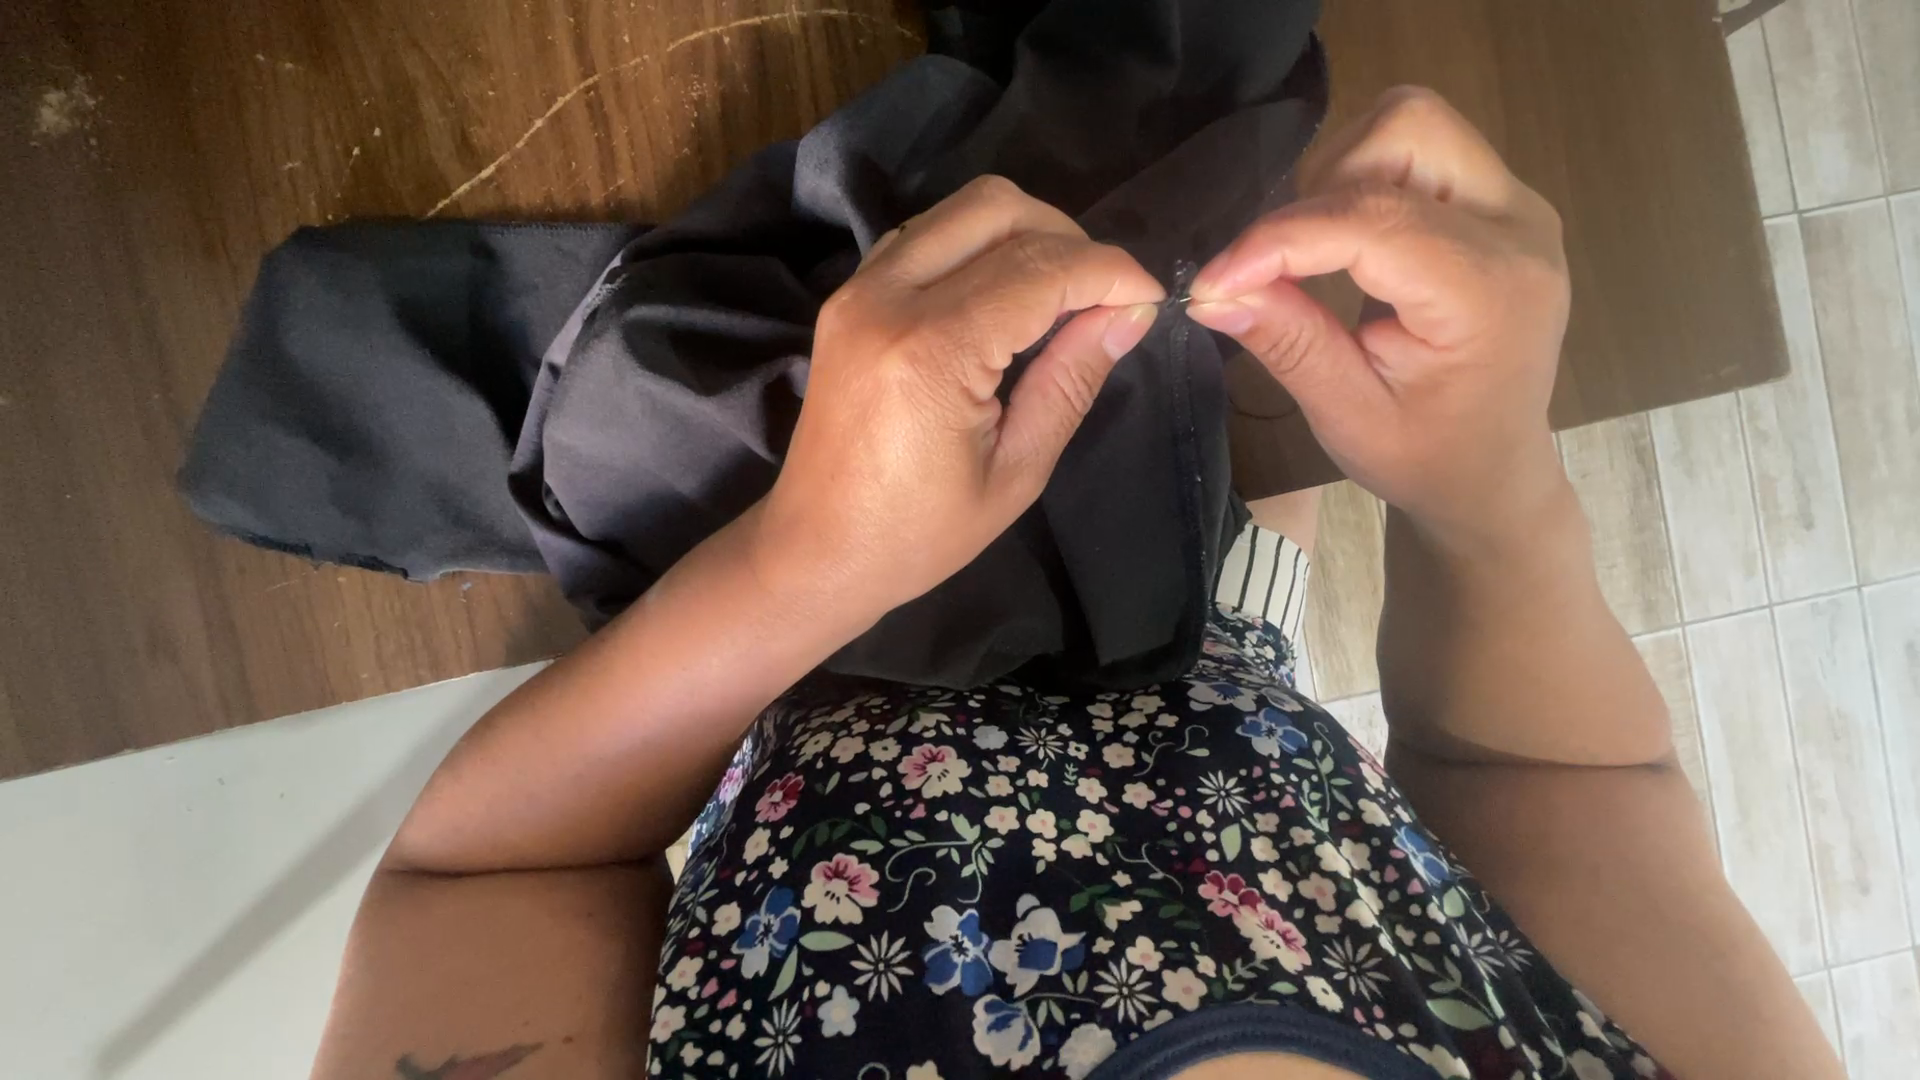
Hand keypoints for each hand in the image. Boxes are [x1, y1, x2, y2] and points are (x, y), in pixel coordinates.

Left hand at [751, 176, 1164, 618]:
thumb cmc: (919, 534)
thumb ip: (1071, 381)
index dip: (1110, 272)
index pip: (1042, 270)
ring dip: (1022, 232)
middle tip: (1102, 294)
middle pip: (998, 209)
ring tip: (1058, 293)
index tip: (1149, 297)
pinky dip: (973, 245)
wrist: (818, 549)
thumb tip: (1129, 314)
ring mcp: (858, 292)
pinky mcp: (846, 300)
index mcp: (933, 352)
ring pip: (958, 211)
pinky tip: (998, 294)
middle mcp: (888, 299)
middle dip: (1069, 239)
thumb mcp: (1016, 472)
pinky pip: (923, 236)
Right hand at [1187, 87, 1571, 553]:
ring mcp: (1512, 205)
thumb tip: (1214, 292)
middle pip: (1404, 133)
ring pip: (1407, 129)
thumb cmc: (1423, 457)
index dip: (1277, 241)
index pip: (1372, 220)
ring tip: (1310, 257)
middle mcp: (1515, 225)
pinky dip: (1354, 187)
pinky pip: (1414, 154)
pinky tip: (1341, 251)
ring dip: (1335, 182)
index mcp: (1486, 291)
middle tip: (1281, 265)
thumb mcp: (1345, 413)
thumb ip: (1288, 342)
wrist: (1490, 470)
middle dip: (1318, 190)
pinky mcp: (1493, 204)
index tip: (1213, 282)